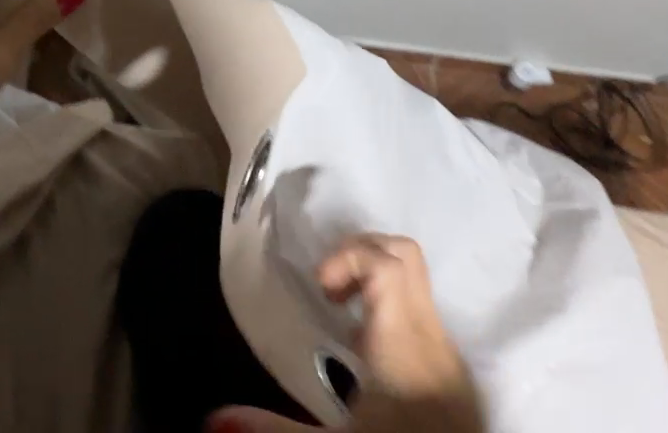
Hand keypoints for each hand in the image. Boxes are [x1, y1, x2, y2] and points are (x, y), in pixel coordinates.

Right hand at [212, 236, 482, 432]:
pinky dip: (387, 309)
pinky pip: (420, 311)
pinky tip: (365, 352)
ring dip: (372, 280)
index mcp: (404, 341)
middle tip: (326, 287)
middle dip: (358, 251)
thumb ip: (278, 425)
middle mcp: (432, 334)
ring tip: (340, 316)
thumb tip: (215, 416)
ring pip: (415, 280)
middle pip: (405, 253)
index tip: (319, 285)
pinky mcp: (452, 368)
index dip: (347, 255)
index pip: (387, 263)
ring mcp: (448, 349)